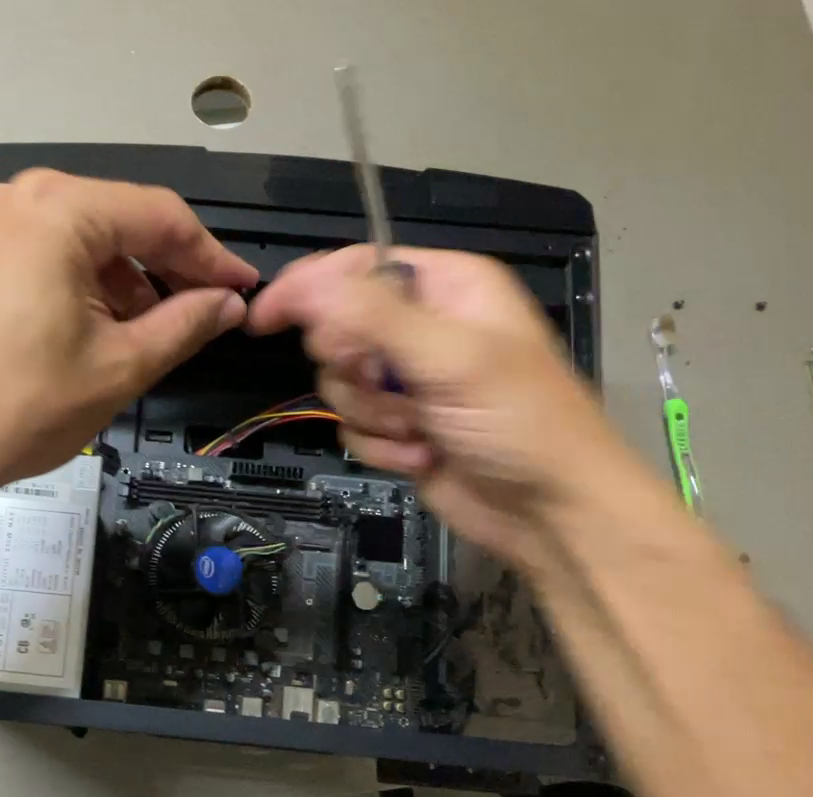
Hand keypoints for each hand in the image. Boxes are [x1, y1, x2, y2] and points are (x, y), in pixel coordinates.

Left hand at [0, 169, 257, 500]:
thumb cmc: (20, 409)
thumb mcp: (121, 366)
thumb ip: (186, 323)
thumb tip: (227, 303)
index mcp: (57, 212)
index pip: (160, 216)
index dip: (210, 256)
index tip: (242, 289)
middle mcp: (21, 198)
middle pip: (124, 218)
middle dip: (170, 267)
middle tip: (208, 310)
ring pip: (90, 236)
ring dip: (131, 278)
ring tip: (160, 328)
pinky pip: (55, 252)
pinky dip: (91, 282)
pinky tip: (112, 324)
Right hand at [248, 245, 645, 566]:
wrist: (547, 511)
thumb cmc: (521, 422)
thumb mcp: (450, 357)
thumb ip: (373, 316)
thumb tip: (306, 286)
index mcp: (446, 287)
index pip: (356, 268)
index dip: (309, 289)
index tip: (266, 317)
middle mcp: (422, 328)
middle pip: (338, 331)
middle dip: (356, 369)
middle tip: (387, 383)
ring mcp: (408, 382)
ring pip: (339, 384)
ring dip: (374, 414)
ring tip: (421, 427)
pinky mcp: (397, 427)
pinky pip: (351, 426)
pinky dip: (381, 445)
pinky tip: (423, 454)